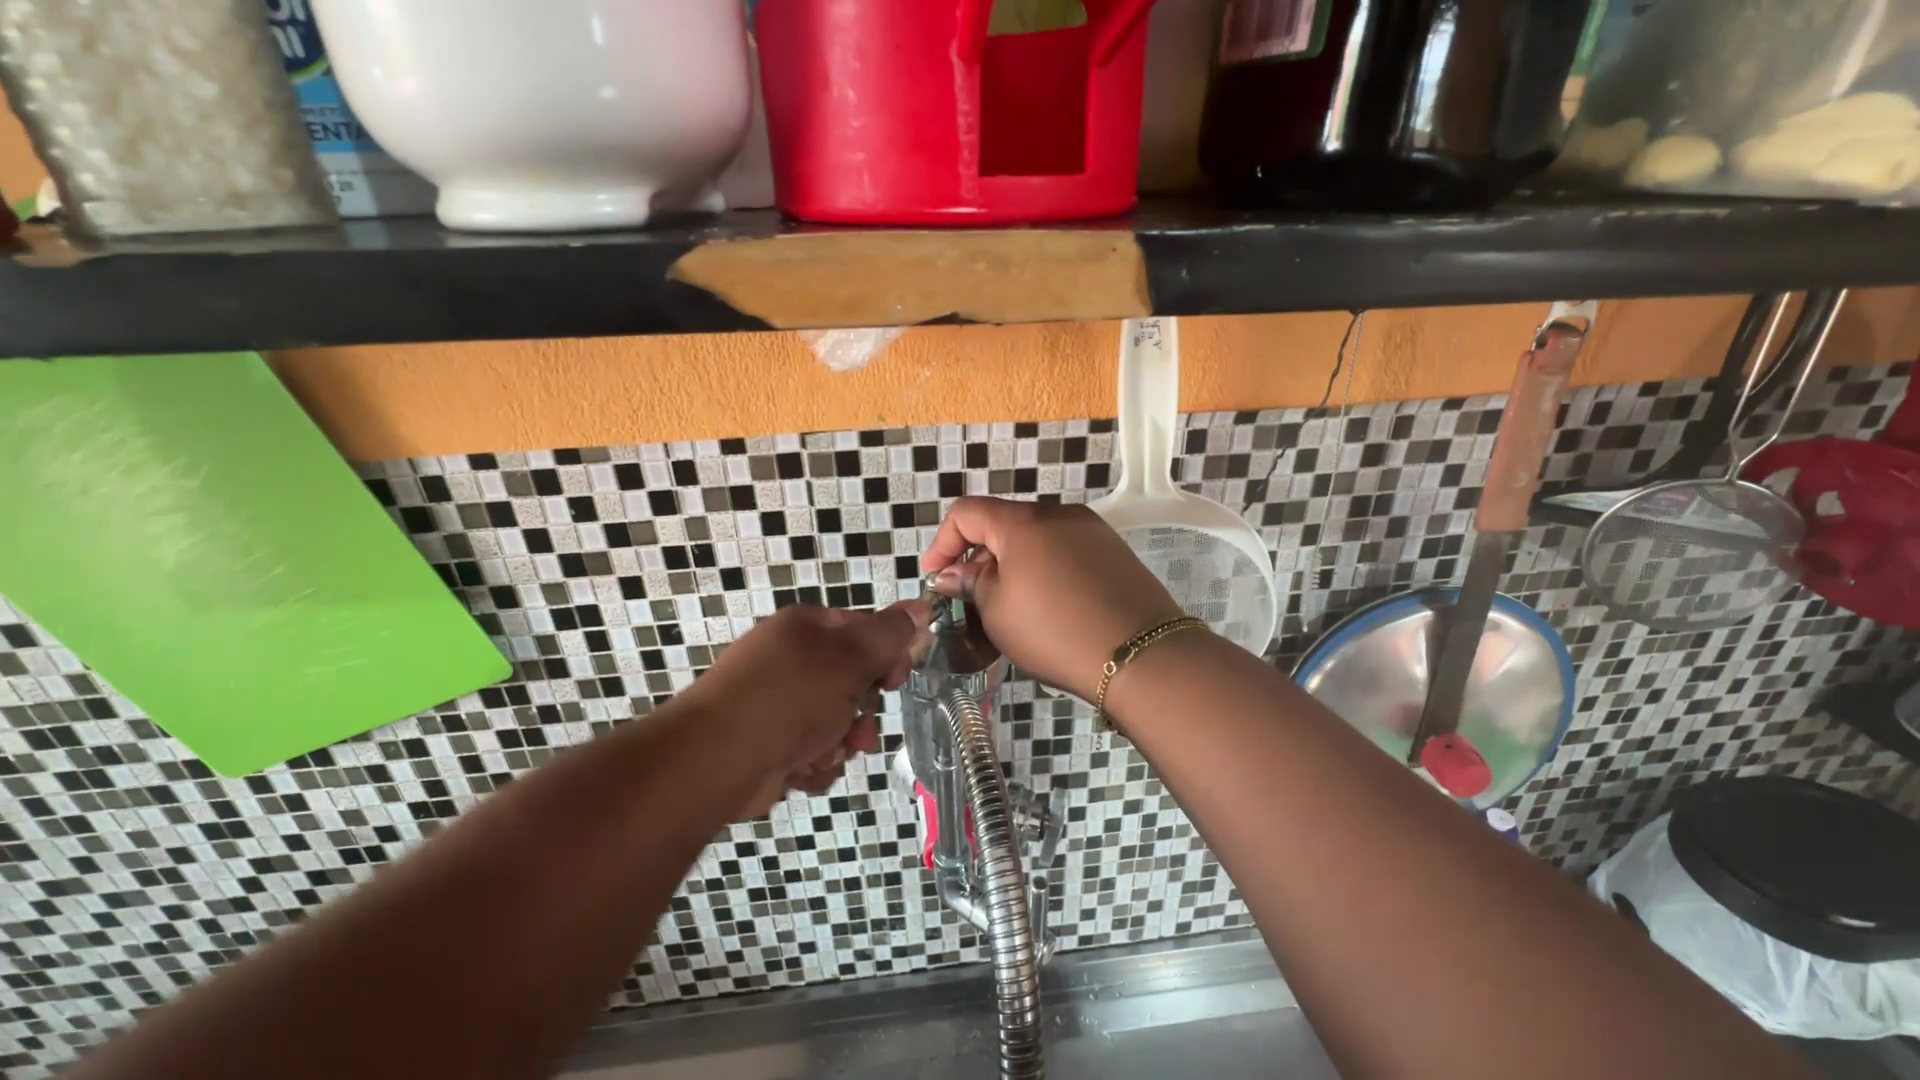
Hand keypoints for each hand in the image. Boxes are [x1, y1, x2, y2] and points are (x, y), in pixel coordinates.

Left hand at [681, 602, 924, 818]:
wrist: (716, 761)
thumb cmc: (787, 699)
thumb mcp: (848, 658)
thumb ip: (889, 634)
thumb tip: (922, 604)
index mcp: (806, 629)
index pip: (866, 631)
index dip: (887, 657)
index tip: (893, 681)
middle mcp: (791, 662)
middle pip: (854, 684)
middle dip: (862, 713)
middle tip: (857, 728)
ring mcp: (780, 706)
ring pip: (838, 725)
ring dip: (840, 745)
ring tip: (823, 756)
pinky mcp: (772, 746)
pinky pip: (815, 754)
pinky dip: (815, 766)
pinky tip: (801, 771)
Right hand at [920, 497, 1182, 699]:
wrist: (1140, 655)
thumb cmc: (1055, 632)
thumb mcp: (998, 612)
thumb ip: (972, 582)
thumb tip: (955, 572)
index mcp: (1023, 521)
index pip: (967, 513)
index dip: (943, 542)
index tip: (936, 577)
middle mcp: (1059, 513)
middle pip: (1004, 522)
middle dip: (979, 554)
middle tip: (970, 594)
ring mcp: (1092, 530)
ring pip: (1037, 538)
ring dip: (1013, 563)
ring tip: (1009, 604)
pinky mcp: (1115, 552)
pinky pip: (1065, 551)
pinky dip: (1045, 569)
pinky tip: (1048, 605)